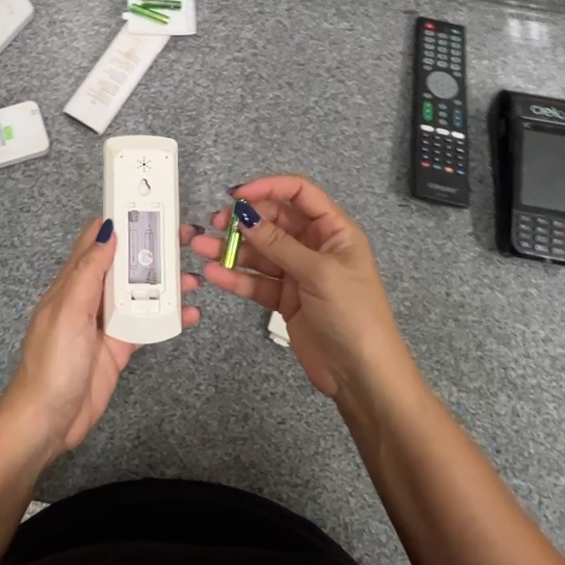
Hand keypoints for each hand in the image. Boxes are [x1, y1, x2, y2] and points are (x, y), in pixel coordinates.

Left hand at [0, 215, 200, 454]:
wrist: (49, 420)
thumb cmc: (53, 362)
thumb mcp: (69, 311)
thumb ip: (89, 271)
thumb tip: (108, 230)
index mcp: (72, 282)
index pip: (97, 242)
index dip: (120, 222)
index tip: (149, 206)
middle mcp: (89, 297)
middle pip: (124, 265)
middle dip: (151, 251)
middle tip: (185, 239)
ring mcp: (105, 322)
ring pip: (139, 292)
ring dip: (165, 283)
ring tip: (194, 276)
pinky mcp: (119, 347)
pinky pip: (147, 324)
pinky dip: (169, 316)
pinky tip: (191, 313)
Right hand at [190, 175, 409, 398]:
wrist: (363, 376)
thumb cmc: (355, 315)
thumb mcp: (319, 273)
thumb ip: (279, 244)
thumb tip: (245, 215)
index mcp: (334, 230)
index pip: (299, 193)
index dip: (269, 188)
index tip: (237, 195)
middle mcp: (315, 246)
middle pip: (274, 221)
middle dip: (244, 220)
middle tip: (215, 223)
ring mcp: (298, 273)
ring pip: (260, 251)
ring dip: (232, 248)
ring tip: (201, 248)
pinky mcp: (285, 299)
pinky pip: (256, 280)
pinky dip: (235, 277)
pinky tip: (214, 274)